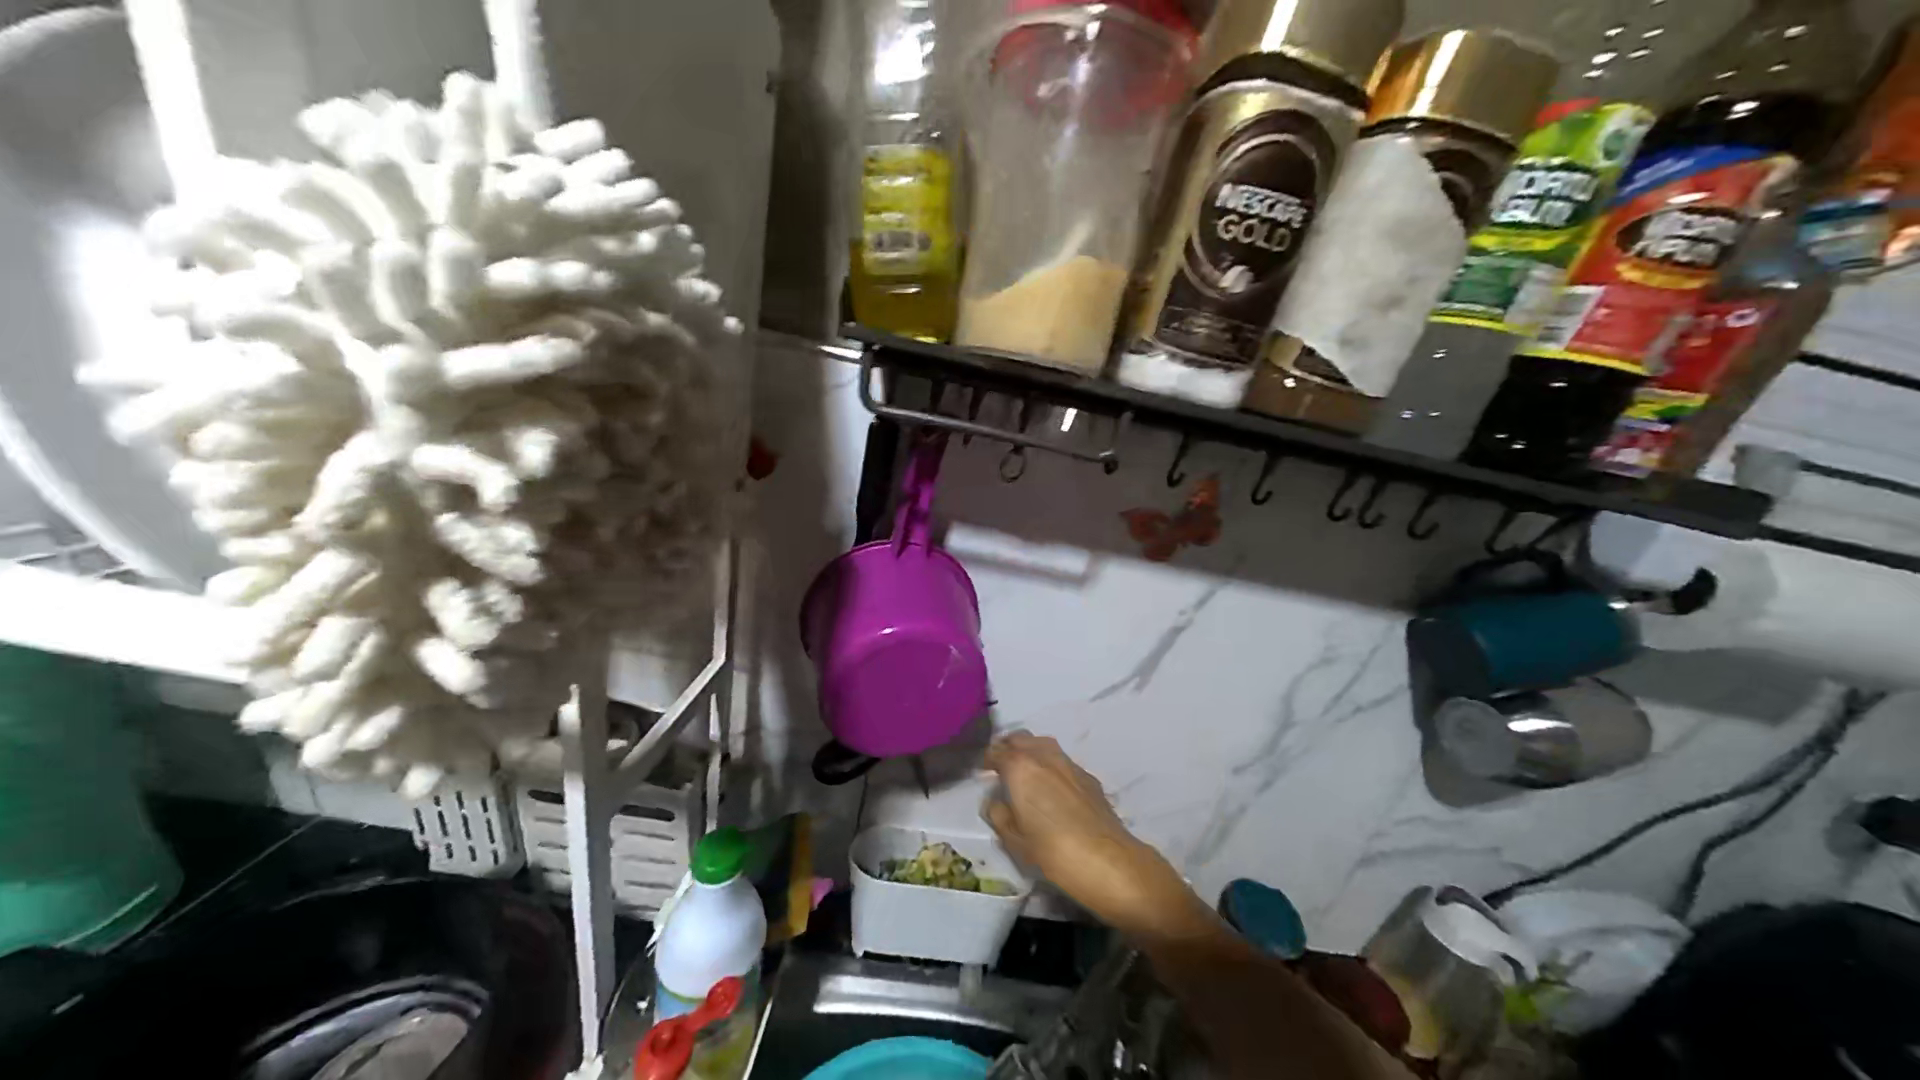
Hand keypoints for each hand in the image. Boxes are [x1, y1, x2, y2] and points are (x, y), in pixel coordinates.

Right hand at [982, 733, 1208, 938]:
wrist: (1107, 860)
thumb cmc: (1052, 851)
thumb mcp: (1013, 840)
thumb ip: (999, 815)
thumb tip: (996, 802)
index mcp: (1020, 766)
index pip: (996, 751)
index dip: (986, 760)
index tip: (982, 772)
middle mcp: (1043, 755)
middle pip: (1020, 739)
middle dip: (1008, 748)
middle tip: (1001, 766)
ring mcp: (1069, 763)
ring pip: (1043, 744)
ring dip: (1030, 752)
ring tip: (1025, 773)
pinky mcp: (1088, 776)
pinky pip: (1062, 761)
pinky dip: (1051, 766)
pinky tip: (1052, 788)